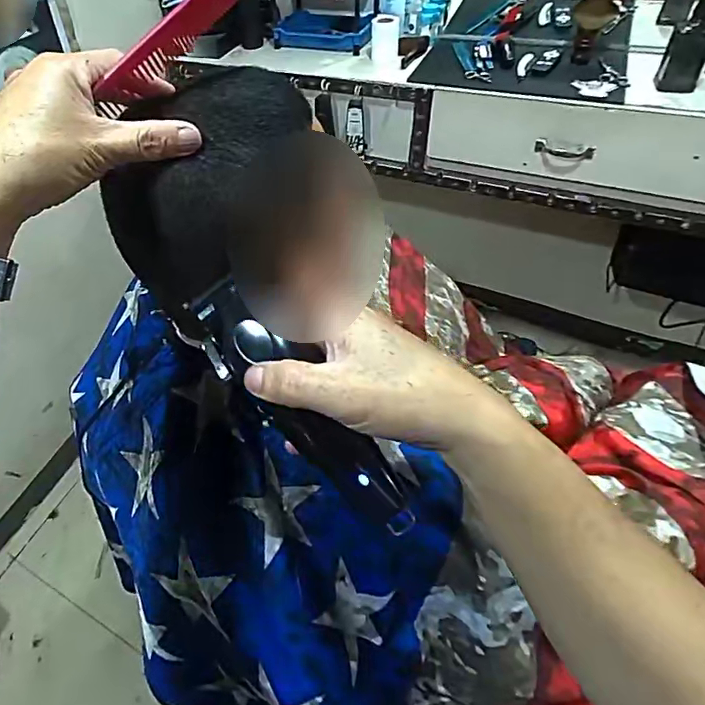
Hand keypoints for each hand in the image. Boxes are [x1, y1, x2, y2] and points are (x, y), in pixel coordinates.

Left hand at [0, 50, 200, 252]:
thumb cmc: (26, 161)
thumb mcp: (104, 148)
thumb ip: (151, 139)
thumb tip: (187, 135)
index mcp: (62, 68)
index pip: (122, 61)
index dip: (151, 78)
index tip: (170, 95)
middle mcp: (41, 76)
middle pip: (103, 81)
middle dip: (131, 101)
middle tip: (152, 123)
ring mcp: (26, 99)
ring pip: (83, 102)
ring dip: (107, 119)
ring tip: (120, 144)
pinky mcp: (20, 123)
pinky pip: (64, 118)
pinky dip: (84, 131)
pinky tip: (89, 154)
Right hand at [242, 310, 524, 456]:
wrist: (459, 415)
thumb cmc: (399, 394)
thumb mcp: (338, 393)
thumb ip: (290, 382)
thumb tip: (249, 374)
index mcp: (341, 317)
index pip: (296, 291)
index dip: (268, 290)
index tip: (244, 293)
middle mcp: (353, 321)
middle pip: (304, 319)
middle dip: (276, 336)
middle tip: (251, 363)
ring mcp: (368, 343)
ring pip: (319, 346)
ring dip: (297, 366)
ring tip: (273, 392)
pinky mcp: (377, 365)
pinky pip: (335, 365)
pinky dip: (317, 381)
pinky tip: (307, 409)